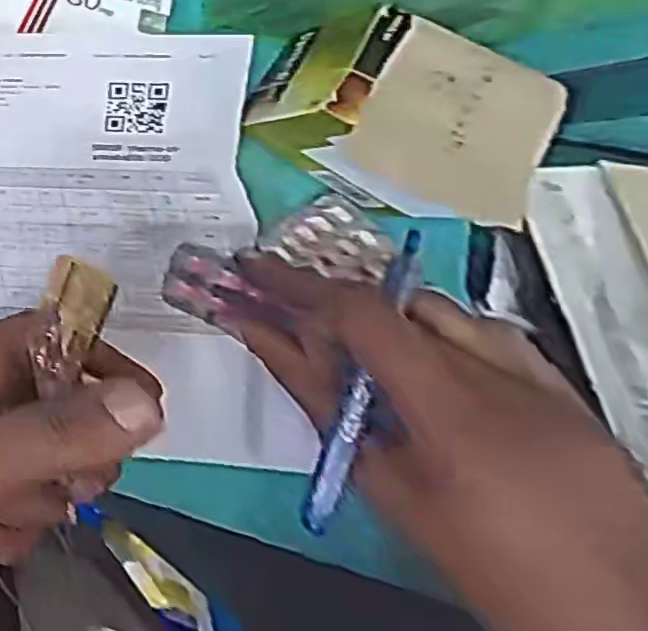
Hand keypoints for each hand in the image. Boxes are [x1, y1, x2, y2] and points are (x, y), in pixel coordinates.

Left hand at [0, 313, 163, 563]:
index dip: (105, 364)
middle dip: (72, 459)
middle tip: (51, 482)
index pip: (61, 336)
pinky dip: (5, 520)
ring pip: (44, 465)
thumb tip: (148, 400)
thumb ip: (64, 432)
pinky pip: (13, 495)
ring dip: (30, 500)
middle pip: (67, 410)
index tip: (139, 415)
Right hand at [233, 252, 647, 630]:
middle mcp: (509, 384)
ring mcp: (551, 390)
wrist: (618, 621)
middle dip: (333, 301)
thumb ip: (315, 394)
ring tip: (350, 343)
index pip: (362, 313)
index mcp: (454, 408)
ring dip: (387, 315)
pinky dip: (442, 333)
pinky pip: (496, 339)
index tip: (253, 270)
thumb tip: (258, 334)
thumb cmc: (479, 558)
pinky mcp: (575, 402)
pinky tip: (421, 359)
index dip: (298, 284)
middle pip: (400, 304)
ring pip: (449, 313)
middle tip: (286, 313)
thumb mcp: (378, 478)